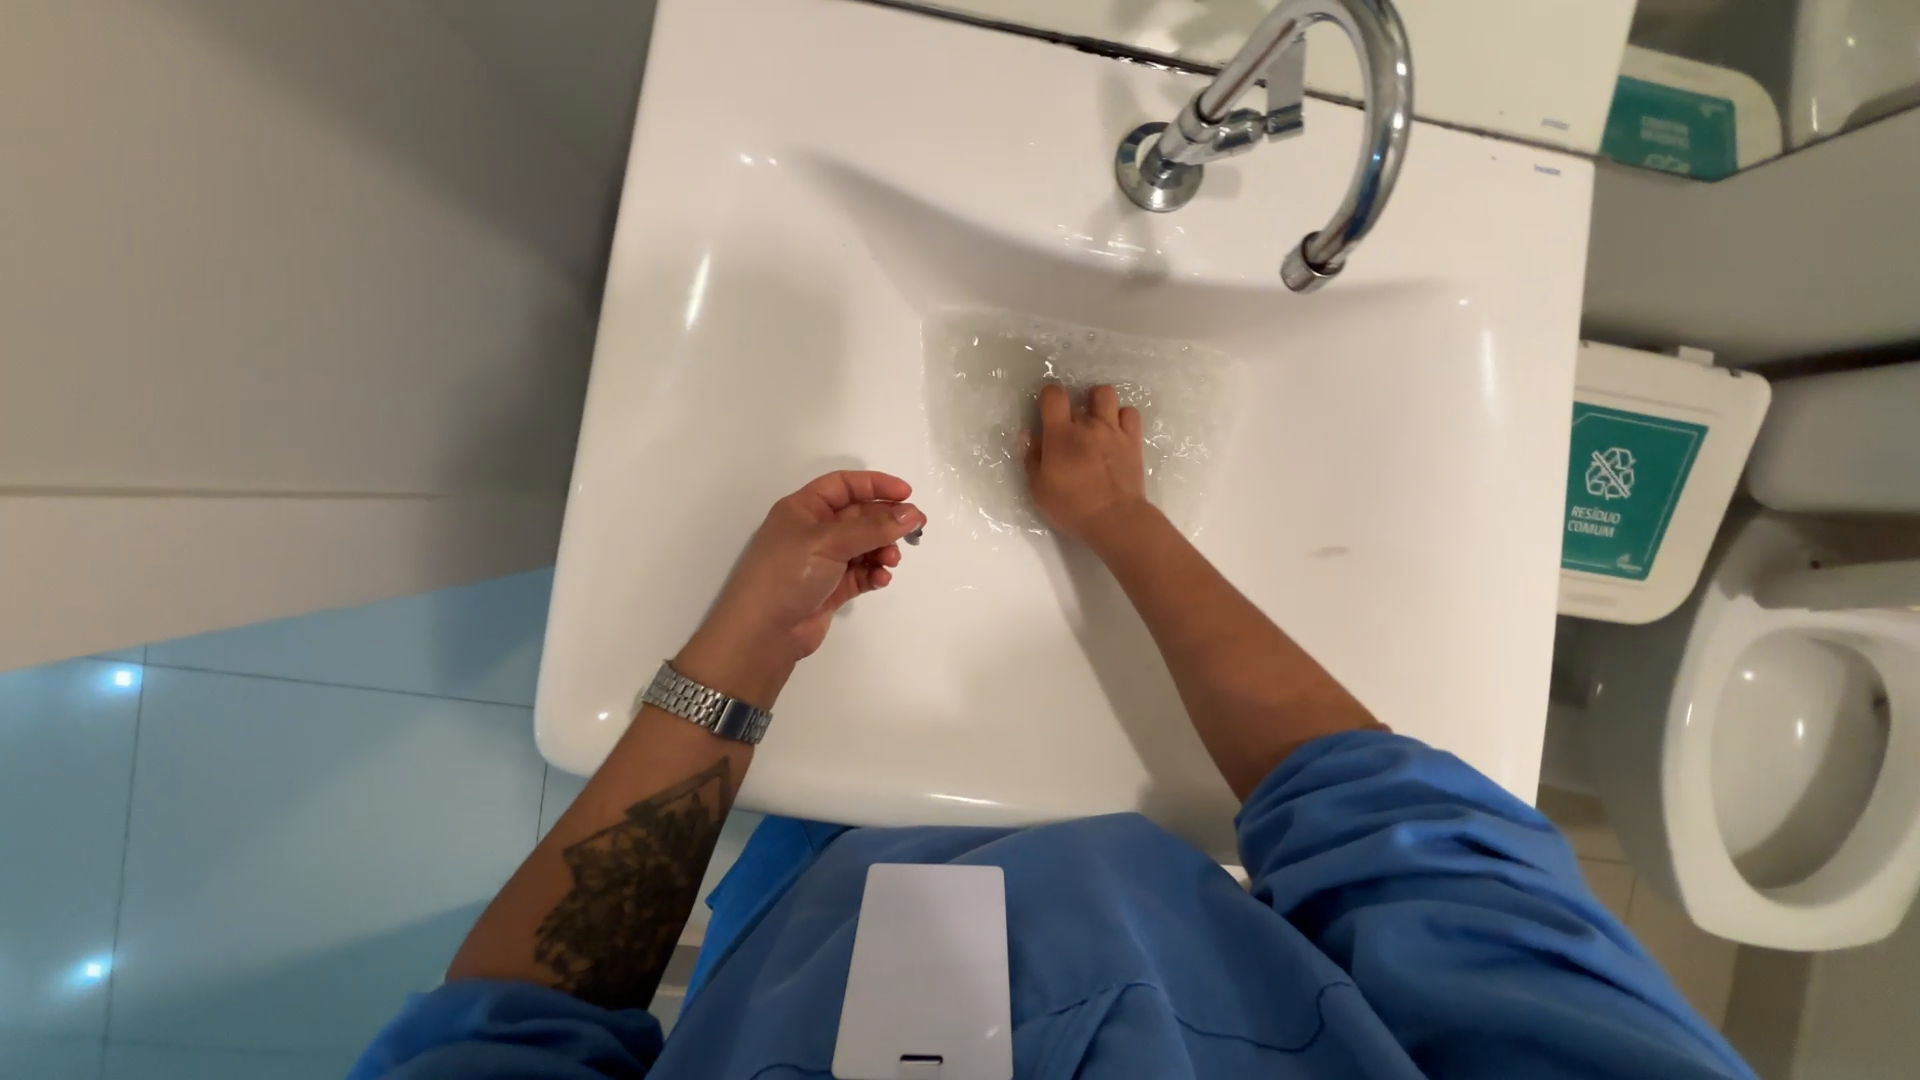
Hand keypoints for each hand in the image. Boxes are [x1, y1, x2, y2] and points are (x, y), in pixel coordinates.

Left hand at [675, 471, 925, 706]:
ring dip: (882, 549)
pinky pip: (862, 573)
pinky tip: (881, 579)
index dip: (875, 485)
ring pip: (864, 546)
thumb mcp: (829, 542)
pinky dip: (874, 573)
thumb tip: (912, 515)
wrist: (764, 632)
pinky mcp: (832, 588)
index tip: (906, 494)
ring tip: (891, 560)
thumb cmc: (788, 574)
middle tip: (916, 528)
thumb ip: (873, 528)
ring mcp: (823, 561)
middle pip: (859, 516)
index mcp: (804, 509)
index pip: (844, 486)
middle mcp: (814, 531)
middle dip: (887, 521)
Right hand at [1026, 383, 1148, 544]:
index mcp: (1061, 434)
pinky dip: (1122, 416)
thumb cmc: (1071, 506)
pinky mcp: (1133, 440)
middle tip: (1069, 435)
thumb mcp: (1038, 489)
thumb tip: (1030, 436)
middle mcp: (1087, 424)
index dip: (1048, 397)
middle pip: (1077, 400)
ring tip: (1095, 421)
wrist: (1115, 518)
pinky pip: (1130, 412)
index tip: (1047, 412)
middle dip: (1071, 413)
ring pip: (1106, 395)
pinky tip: (1116, 430)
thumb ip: (1032, 458)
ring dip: (1098, 403)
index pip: (1053, 394)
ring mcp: (1113, 429)